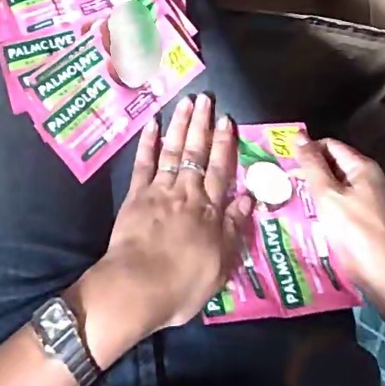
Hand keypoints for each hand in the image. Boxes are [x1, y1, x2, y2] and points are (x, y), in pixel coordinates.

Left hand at [76, 94, 254, 363]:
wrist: (138, 286)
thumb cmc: (183, 284)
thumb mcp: (220, 264)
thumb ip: (234, 229)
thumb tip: (249, 198)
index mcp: (209, 211)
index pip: (220, 170)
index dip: (224, 144)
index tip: (227, 119)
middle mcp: (186, 193)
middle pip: (196, 153)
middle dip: (202, 124)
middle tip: (205, 98)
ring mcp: (159, 191)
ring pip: (172, 151)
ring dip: (180, 125)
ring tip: (186, 102)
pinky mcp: (135, 195)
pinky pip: (144, 163)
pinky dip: (148, 143)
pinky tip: (152, 125)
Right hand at [298, 139, 384, 310]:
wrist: (381, 274)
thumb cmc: (353, 230)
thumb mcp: (327, 194)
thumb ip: (311, 164)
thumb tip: (298, 135)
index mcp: (362, 167)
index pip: (329, 145)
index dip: (307, 150)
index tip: (284, 161)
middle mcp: (366, 178)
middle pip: (331, 162)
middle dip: (307, 168)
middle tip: (281, 178)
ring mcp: (364, 198)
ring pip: (332, 182)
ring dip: (311, 186)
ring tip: (286, 193)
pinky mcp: (360, 215)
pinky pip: (336, 199)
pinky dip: (320, 201)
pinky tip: (303, 210)